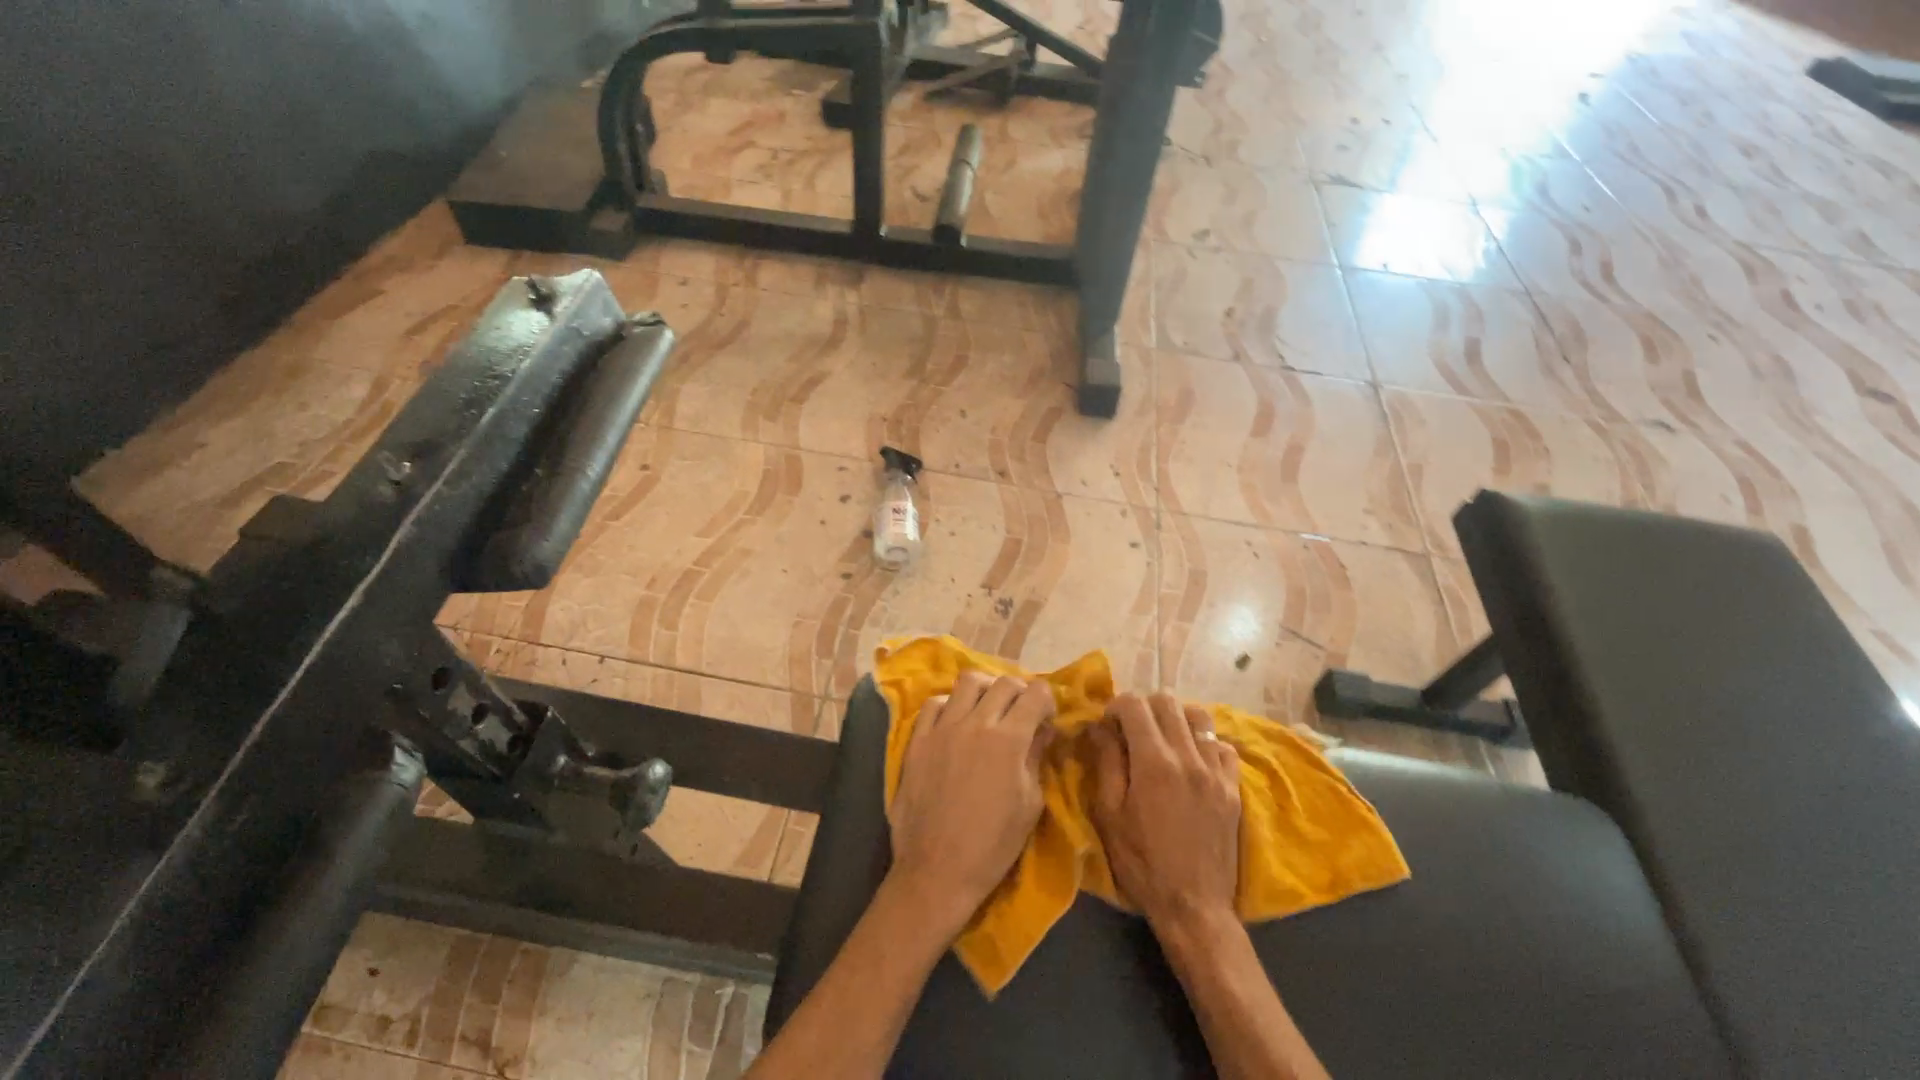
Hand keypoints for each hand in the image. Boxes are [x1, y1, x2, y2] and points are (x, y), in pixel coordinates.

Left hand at [888, 670, 1055, 930]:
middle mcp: (975, 724)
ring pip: (967, 682)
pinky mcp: (917, 740)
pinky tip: (955, 721)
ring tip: (988, 709)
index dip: (1046, 699)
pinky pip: (934, 703)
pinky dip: (950, 704)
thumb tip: (1043, 728)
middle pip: (1004, 683)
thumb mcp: (1030, 804)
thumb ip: (1036, 756)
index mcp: (1009, 740)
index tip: (1046, 716)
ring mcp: (942, 729)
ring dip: (985, 689)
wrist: (938, 870)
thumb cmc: (993, 845)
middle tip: (1021, 713)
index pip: (1035, 694)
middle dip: (1020, 692)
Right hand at [1090, 691, 1242, 931]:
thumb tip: (1099, 727)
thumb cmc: (1141, 863)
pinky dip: (1204, 743)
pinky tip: (1192, 761)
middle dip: (1144, 707)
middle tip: (1131, 730)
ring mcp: (1216, 771)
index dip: (1116, 706)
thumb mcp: (1109, 815)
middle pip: (1167, 702)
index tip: (1108, 725)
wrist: (1193, 905)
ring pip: (1199, 717)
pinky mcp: (1233, 788)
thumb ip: (1106, 763)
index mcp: (1154, 763)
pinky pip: (1222, 746)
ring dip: (1177, 718)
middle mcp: (1189, 757)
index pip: (1135, 705)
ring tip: (1164, 739)